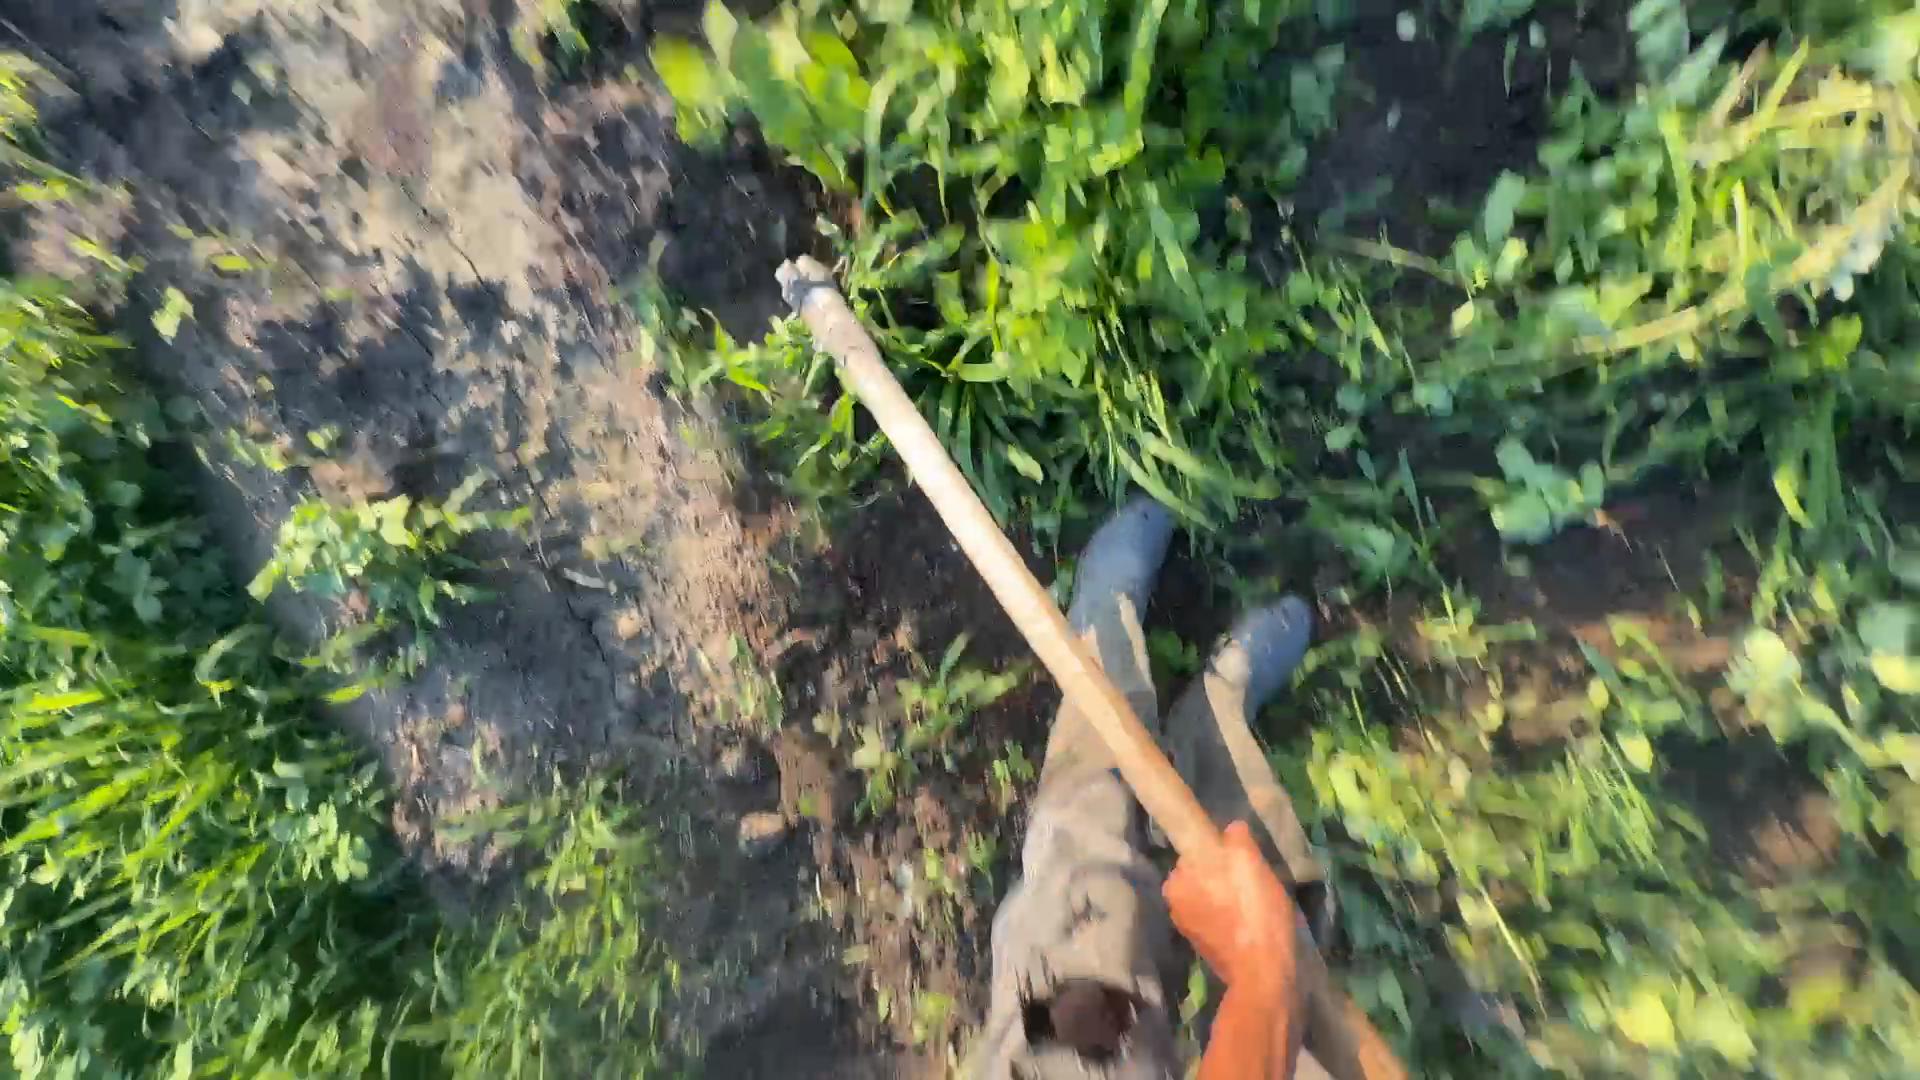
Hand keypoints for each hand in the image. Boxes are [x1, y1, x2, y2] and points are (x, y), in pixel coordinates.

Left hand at [1163, 821, 1299, 1001]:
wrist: (1263, 974)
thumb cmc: (1256, 913)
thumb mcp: (1251, 863)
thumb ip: (1236, 838)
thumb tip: (1231, 827)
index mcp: (1176, 876)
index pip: (1194, 848)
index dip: (1216, 849)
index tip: (1235, 855)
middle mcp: (1172, 897)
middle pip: (1198, 871)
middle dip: (1217, 873)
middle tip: (1247, 881)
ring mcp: (1183, 923)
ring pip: (1205, 894)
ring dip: (1221, 895)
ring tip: (1250, 904)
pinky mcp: (1199, 944)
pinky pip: (1210, 917)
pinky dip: (1223, 916)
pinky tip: (1244, 922)